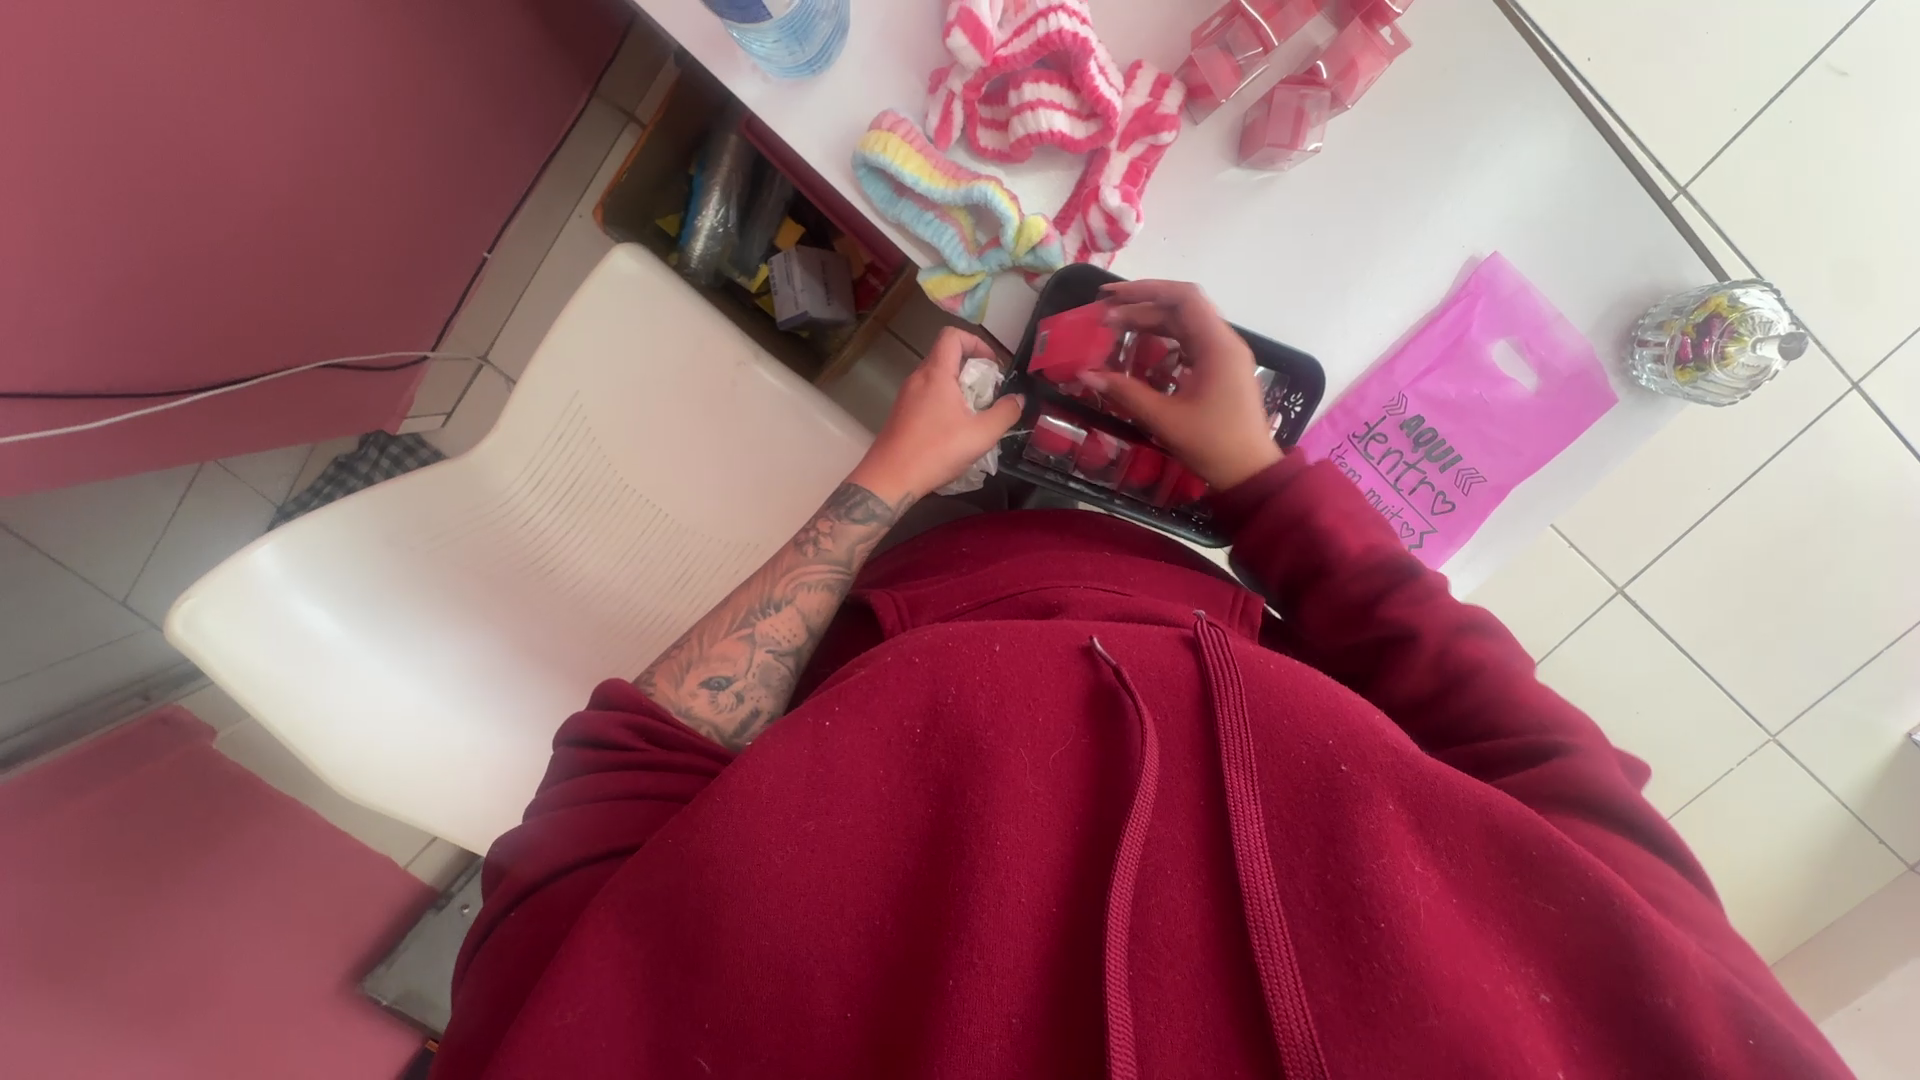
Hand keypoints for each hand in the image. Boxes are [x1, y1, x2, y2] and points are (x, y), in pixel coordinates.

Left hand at [847, 328, 1023, 501]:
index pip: (952, 336)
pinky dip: (944, 401)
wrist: (889, 479)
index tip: (992, 366)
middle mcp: (918, 378)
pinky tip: (954, 428)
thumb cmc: (935, 452)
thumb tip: (1018, 399)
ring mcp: (906, 396)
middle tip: (989, 393)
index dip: (976, 343)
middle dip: (972, 368)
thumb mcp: (980, 435)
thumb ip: (1005, 413)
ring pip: (936, 378)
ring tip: (975, 413)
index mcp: (936, 374)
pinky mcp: (902, 413)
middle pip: (945, 356)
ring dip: (959, 387)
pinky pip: (927, 395)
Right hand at [1078, 280, 1281, 489]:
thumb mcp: (1164, 419)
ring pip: (1184, 326)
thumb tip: (1085, 374)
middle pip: (1180, 309)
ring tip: (1116, 331)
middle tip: (1103, 318)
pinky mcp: (1220, 372)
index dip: (1144, 290)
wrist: (1249, 474)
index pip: (1183, 297)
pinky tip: (1140, 353)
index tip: (1110, 297)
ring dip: (1150, 324)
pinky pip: (1189, 344)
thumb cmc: (1212, 445)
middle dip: (1140, 308)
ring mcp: (1224, 357)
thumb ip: (1125, 392)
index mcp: (1217, 345)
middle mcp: (1223, 342)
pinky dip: (1163, 342)